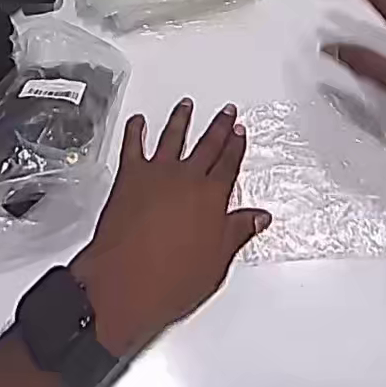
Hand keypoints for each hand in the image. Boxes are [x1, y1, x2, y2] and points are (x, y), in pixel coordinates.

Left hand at [69, 100, 270, 356]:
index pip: (229, 165)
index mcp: (212, 198)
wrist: (127, 281)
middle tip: (226, 112)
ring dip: (181, 119)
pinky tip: (138, 121)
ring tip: (186, 105)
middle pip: (208, 145)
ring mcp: (157, 173)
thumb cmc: (171, 280)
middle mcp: (187, 178)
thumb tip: (258, 216)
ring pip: (173, 137)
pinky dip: (135, 130)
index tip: (240, 132)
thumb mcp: (217, 262)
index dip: (236, 147)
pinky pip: (133, 144)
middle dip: (219, 127)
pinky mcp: (129, 175)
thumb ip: (237, 232)